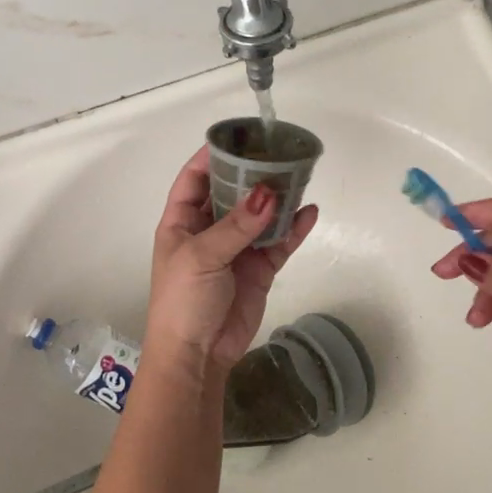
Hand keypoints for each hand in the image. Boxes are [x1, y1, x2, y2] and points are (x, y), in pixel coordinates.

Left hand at [146, 147, 318, 373]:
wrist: (197, 354)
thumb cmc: (183, 300)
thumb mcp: (202, 257)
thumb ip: (236, 225)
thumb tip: (268, 193)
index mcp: (181, 223)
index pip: (194, 179)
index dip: (211, 157)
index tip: (238, 137)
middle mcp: (208, 231)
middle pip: (232, 192)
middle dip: (253, 174)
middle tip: (278, 152)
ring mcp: (236, 250)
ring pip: (260, 215)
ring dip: (278, 198)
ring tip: (300, 174)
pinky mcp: (259, 270)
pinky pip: (279, 242)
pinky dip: (293, 228)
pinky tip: (309, 211)